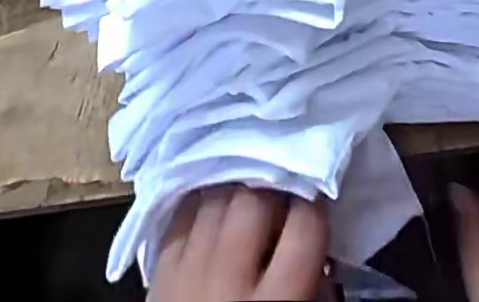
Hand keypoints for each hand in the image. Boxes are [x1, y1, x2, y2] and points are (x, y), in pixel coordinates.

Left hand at [149, 184, 328, 301]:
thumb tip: (318, 253)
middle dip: (273, 189)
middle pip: (254, 200)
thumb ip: (313, 294)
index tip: (317, 202)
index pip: (303, 230)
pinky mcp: (160, 269)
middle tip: (282, 194)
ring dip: (238, 186)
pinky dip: (203, 199)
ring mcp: (189, 270)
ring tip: (250, 192)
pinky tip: (216, 202)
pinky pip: (183, 211)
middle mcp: (229, 281)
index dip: (315, 208)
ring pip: (216, 196)